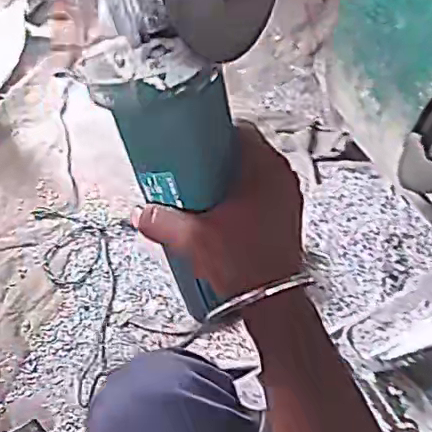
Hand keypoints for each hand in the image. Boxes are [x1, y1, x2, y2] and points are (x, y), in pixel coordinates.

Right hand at [135, 124, 303, 298]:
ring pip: (253, 178)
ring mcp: (287, 200)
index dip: (211, 136)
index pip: (239, 130)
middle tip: (193, 176)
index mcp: (265, 170)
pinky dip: (241, 203)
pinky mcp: (285, 220)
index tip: (194, 146)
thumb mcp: (193, 240)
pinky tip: (221, 220)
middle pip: (244, 155)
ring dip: (228, 185)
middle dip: (216, 164)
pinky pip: (261, 199)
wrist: (271, 301)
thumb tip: (144, 214)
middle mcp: (282, 180)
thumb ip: (162, 221)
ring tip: (204, 200)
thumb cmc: (248, 267)